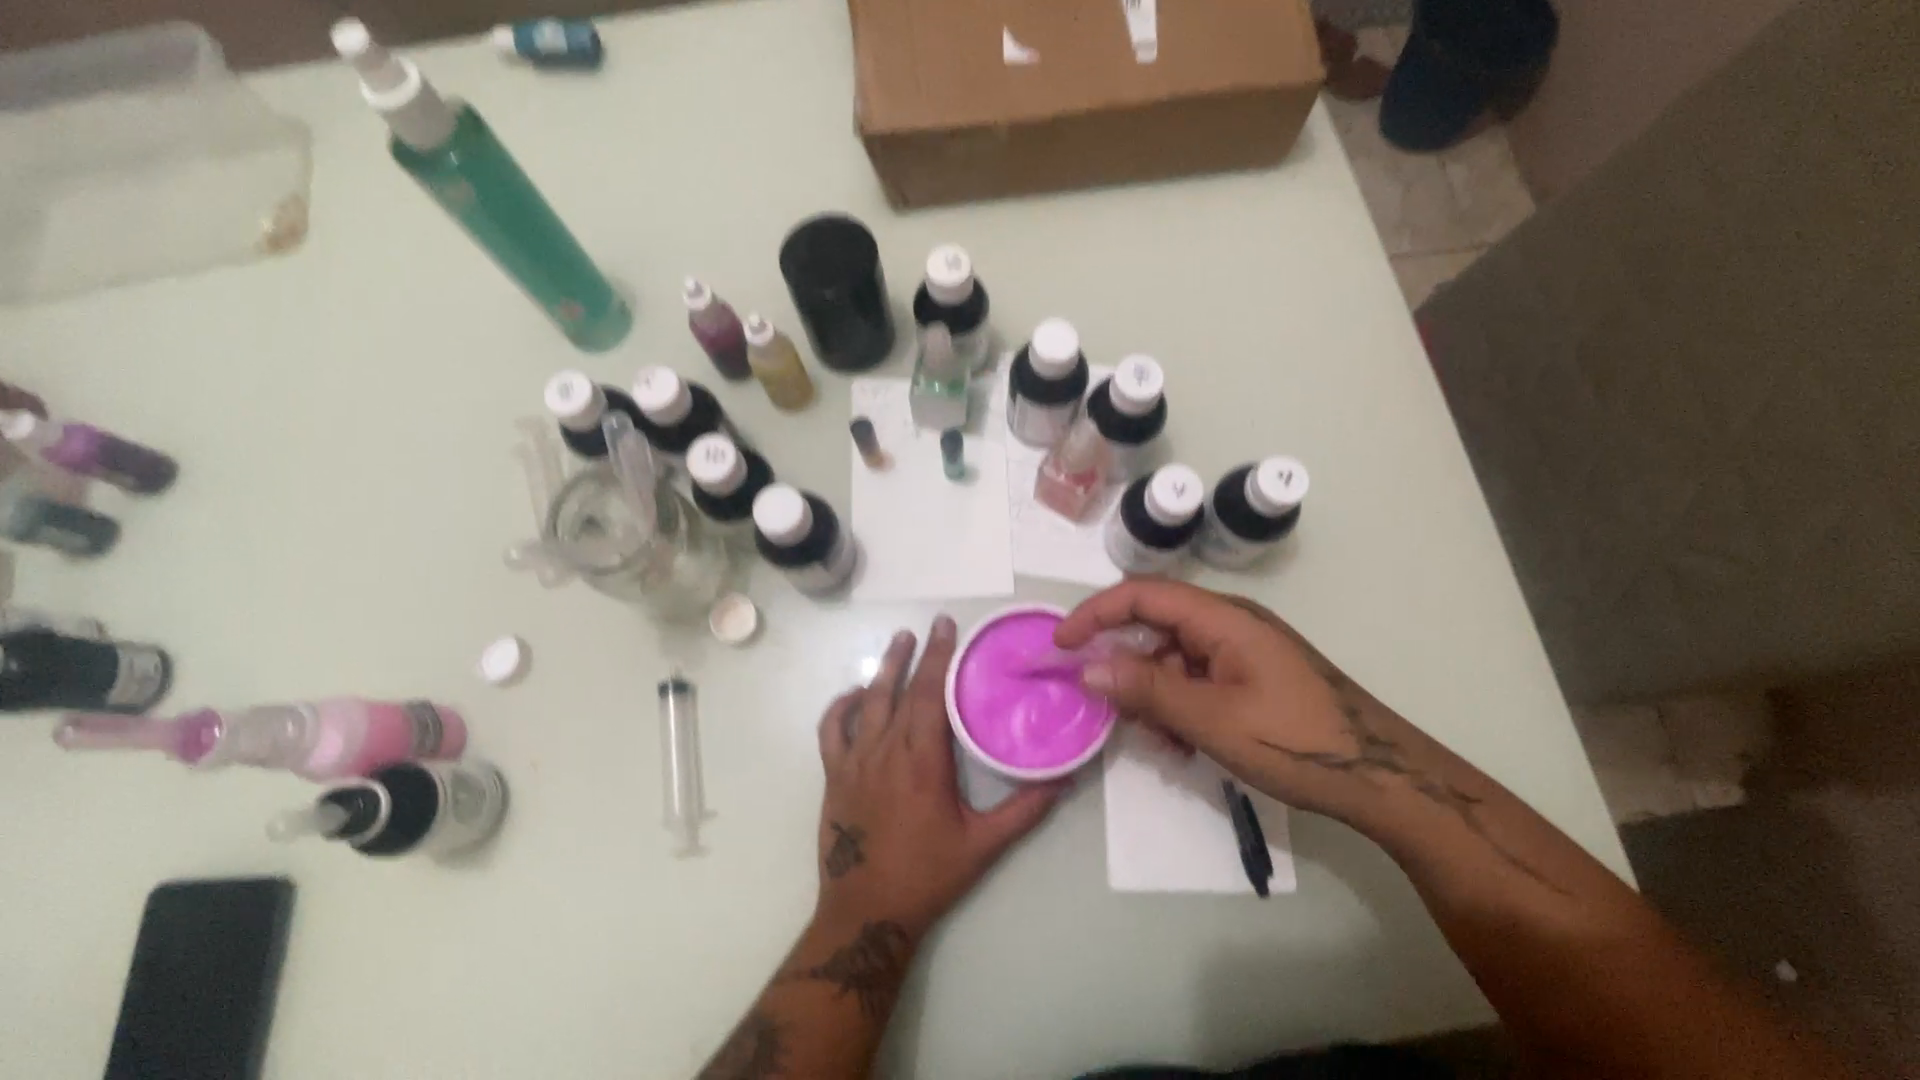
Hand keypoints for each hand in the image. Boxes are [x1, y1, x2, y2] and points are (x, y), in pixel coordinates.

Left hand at [812, 615, 1064, 938]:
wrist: (866, 911)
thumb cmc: (927, 876)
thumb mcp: (983, 846)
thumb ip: (1024, 811)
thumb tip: (1063, 781)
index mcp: (923, 761)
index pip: (931, 694)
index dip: (939, 657)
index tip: (947, 627)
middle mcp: (886, 751)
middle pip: (900, 690)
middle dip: (916, 655)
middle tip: (930, 627)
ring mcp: (854, 762)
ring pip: (866, 702)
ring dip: (882, 670)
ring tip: (897, 643)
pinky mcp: (834, 776)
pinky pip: (832, 730)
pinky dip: (841, 707)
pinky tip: (856, 696)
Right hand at [1056, 580, 1415, 822]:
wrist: (1381, 774)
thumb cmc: (1295, 740)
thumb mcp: (1212, 719)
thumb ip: (1147, 689)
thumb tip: (1088, 667)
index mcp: (1222, 619)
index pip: (1142, 595)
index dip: (1095, 613)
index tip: (1060, 644)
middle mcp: (1230, 625)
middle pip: (1155, 626)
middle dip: (1125, 665)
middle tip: (1110, 708)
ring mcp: (1243, 652)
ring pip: (1174, 658)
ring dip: (1153, 693)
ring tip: (1159, 740)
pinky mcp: (1252, 678)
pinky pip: (1197, 679)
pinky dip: (1178, 705)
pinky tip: (1183, 745)